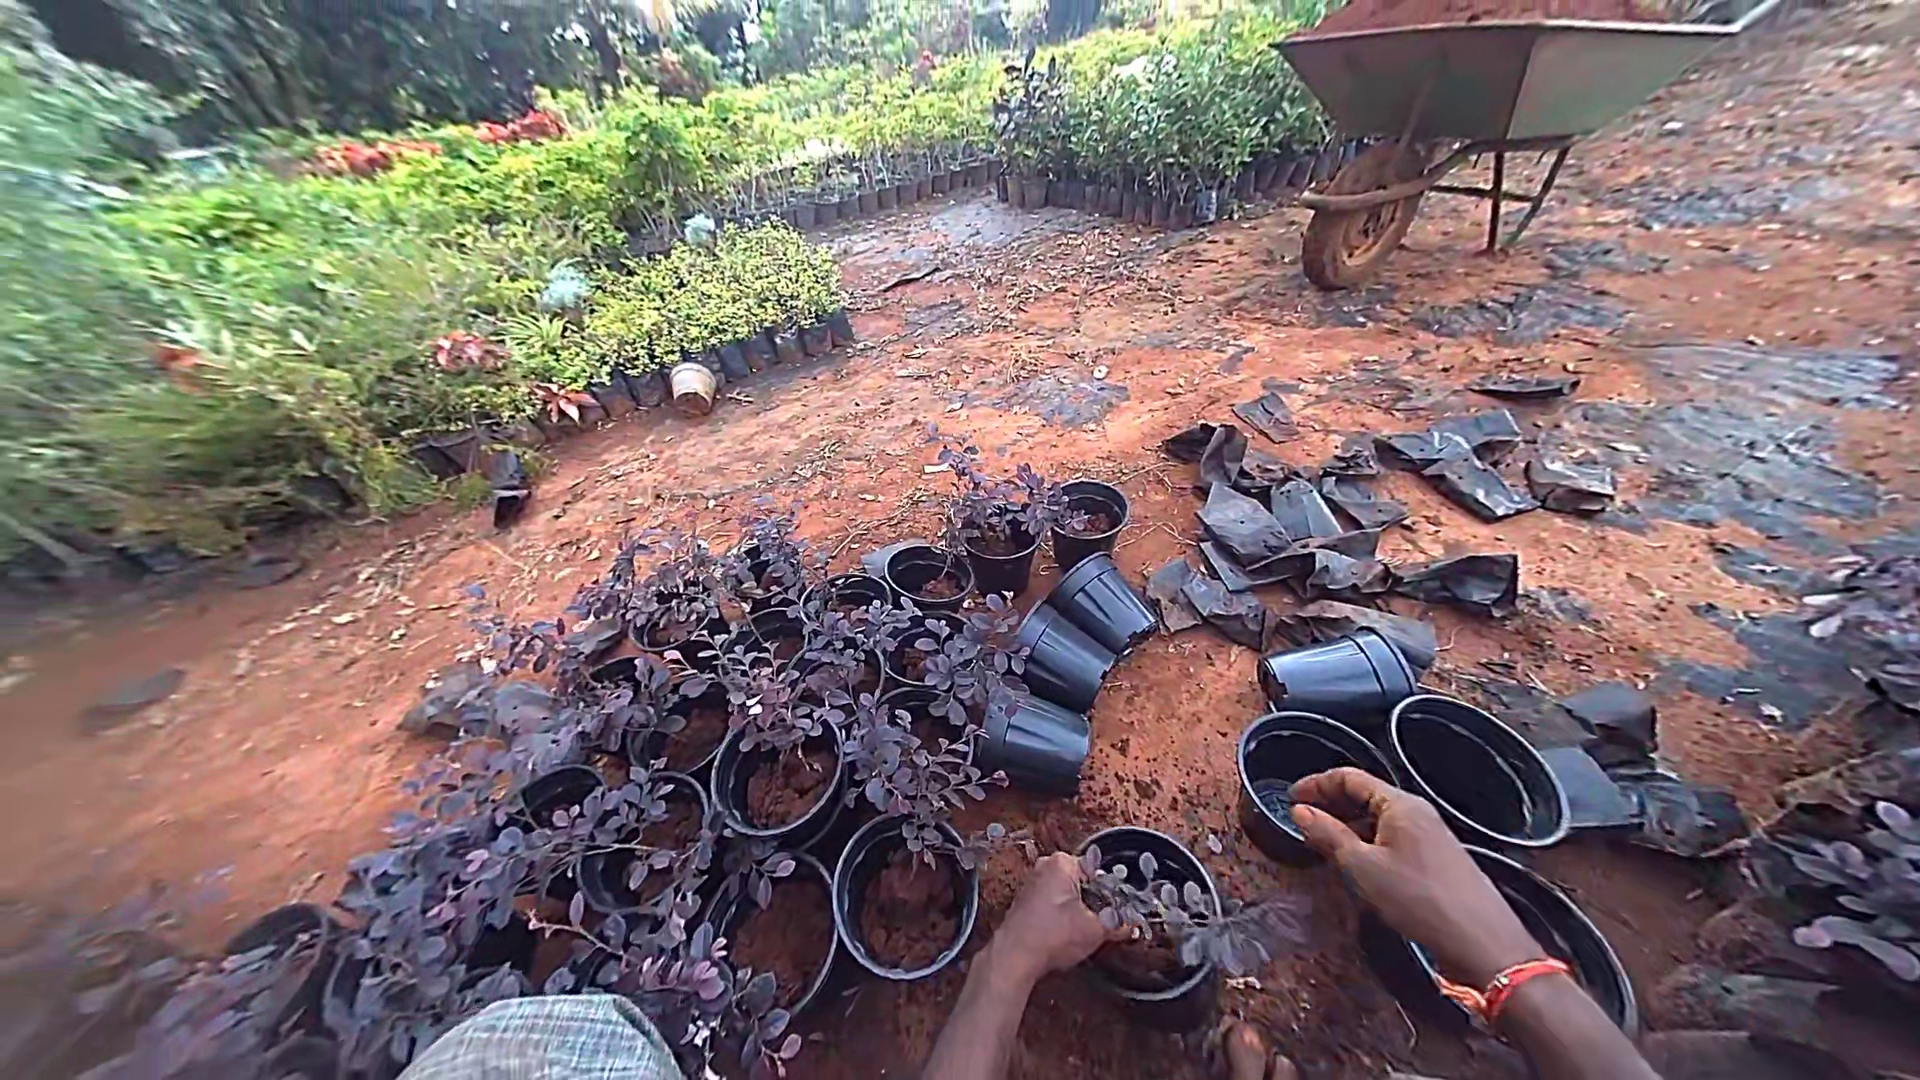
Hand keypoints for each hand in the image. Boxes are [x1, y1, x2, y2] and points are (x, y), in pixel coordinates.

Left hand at [987, 851, 1114, 986]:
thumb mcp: (1094, 929)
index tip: (1118, 910)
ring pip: (1067, 894)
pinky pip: (1053, 904)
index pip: (1097, 871)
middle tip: (1104, 924)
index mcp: (1062, 862)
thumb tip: (1128, 923)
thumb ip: (1116, 922)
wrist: (1016, 956)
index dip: (1110, 893)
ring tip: (1085, 933)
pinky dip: (1062, 917)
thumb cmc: (1052, 935)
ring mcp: (1033, 882)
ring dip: (1078, 911)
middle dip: (1094, 903)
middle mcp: (1045, 866)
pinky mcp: (1026, 901)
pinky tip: (1066, 936)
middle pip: (1081, 882)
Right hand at [1289, 767, 1543, 986]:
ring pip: (1377, 818)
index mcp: (1399, 804)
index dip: (1315, 784)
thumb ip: (1327, 834)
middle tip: (1303, 820)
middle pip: (1364, 794)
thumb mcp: (1362, 866)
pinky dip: (1367, 841)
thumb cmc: (1421, 900)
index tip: (1291, 799)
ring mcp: (1431, 836)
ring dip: (1347, 824)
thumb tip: (1299, 811)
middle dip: (1329, 803)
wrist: (1489, 951)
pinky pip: (1392, 837)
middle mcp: (1417, 813)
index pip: (1348, 776)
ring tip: (1324, 843)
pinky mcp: (1438, 860)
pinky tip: (1358, 863)